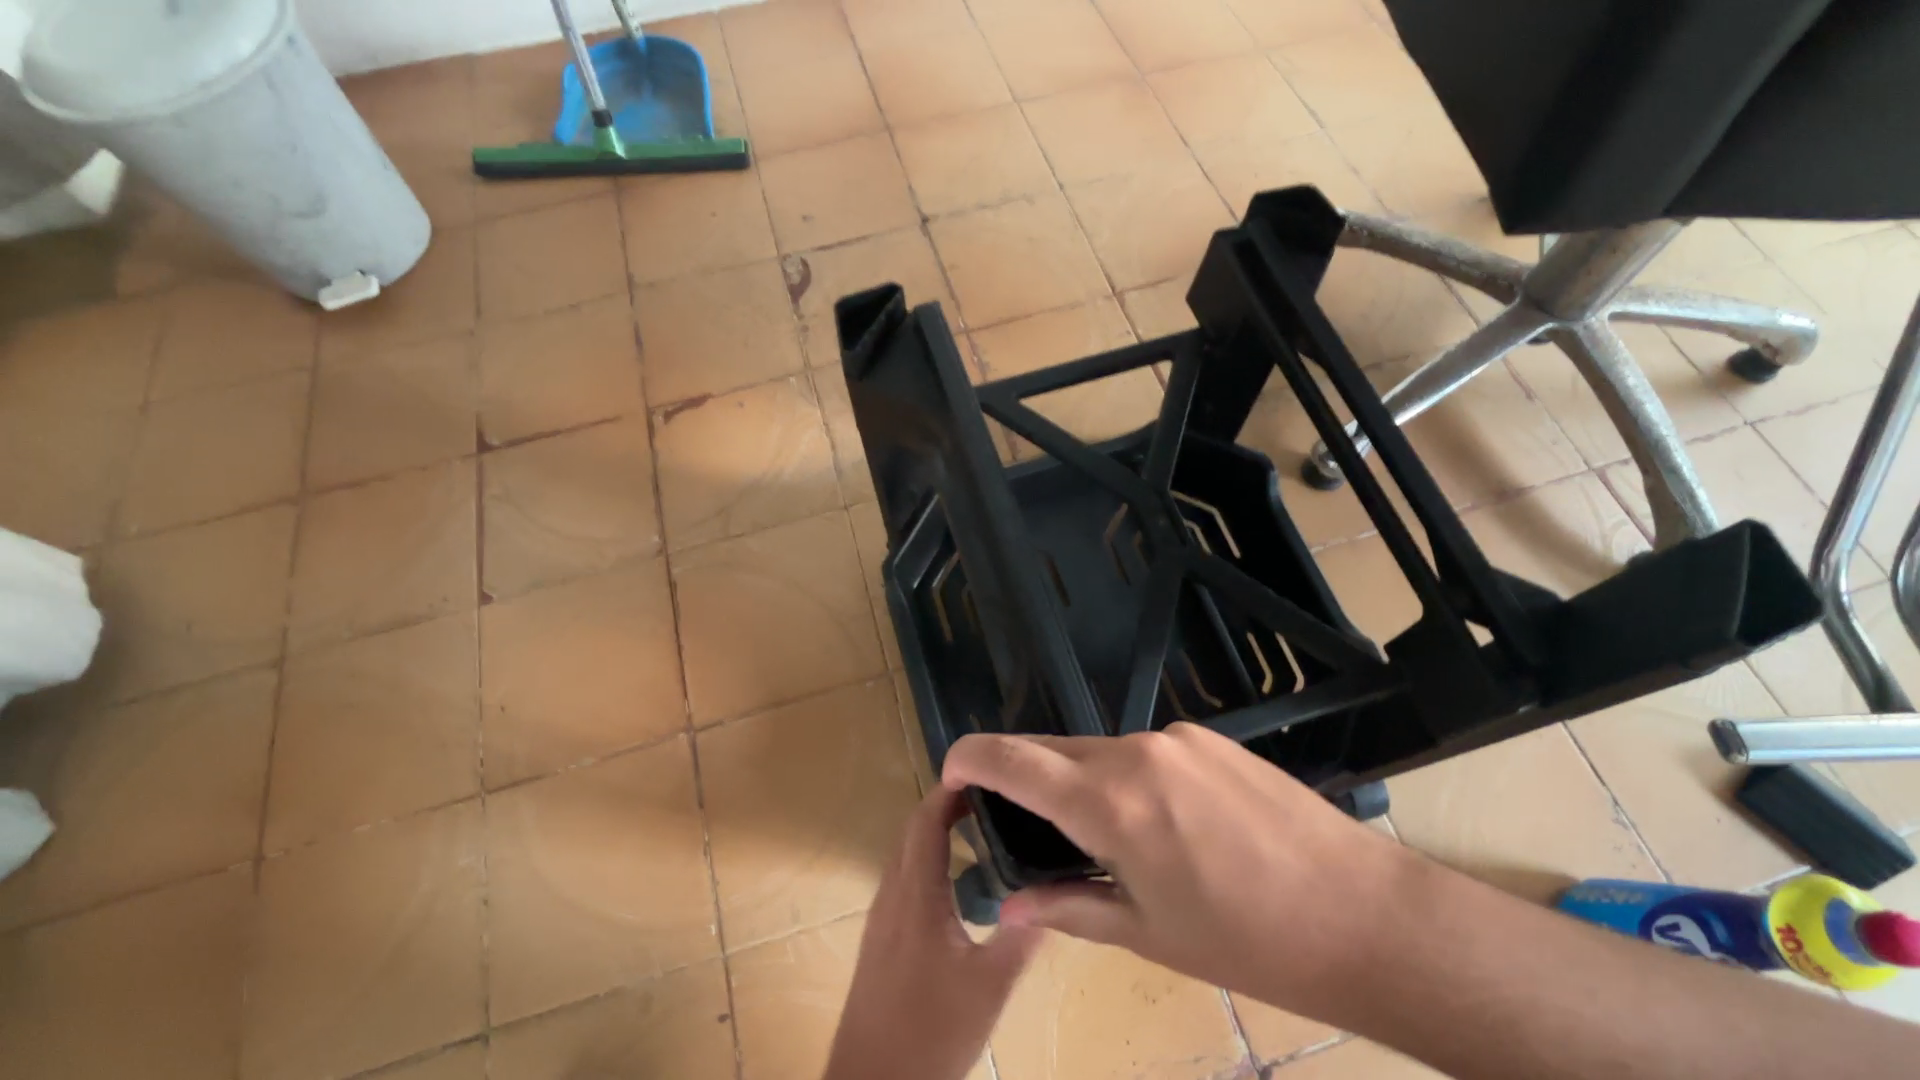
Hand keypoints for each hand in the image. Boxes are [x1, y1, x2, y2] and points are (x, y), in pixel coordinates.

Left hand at [822, 787, 1042, 1079]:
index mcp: (915, 896)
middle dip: (947, 806)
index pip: (925, 823)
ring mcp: (882, 919)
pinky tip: (960, 880)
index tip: (985, 772)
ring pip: (907, 857)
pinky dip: (930, 861)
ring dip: (937, 833)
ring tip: (983, 827)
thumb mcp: (988, 987)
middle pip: (913, 832)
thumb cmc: (930, 1032)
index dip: (950, 791)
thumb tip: (1052, 895)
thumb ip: (1019, 938)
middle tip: (995, 796)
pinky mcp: (881, 940)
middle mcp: (891, 897)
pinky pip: (904, 880)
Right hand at [940, 722, 1416, 1020]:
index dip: (970, 757)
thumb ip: (1067, 907)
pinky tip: (1159, 825)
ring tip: (1100, 839)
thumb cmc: (1248, 941)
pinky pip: (1145, 752)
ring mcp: (1179, 739)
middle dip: (1024, 778)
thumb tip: (1008, 905)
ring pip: (1099, 751)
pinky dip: (1126, 778)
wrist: (1365, 915)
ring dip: (1079, 782)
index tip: (951, 774)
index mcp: (1110, 803)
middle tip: (1021, 826)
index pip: (1013, 759)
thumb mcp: (1146, 932)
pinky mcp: (1214, 740)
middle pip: (1053, 750)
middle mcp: (1137, 752)